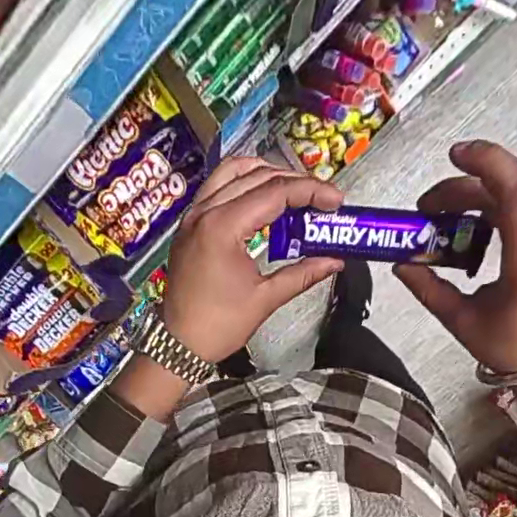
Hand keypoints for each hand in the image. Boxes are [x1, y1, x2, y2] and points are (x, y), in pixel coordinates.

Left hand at [160, 158, 345, 362]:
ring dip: (267, 174)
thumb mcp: (266, 299)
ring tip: (295, 190)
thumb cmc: (219, 325)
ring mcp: (194, 214)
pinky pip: (218, 186)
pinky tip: (263, 198)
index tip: (336, 199)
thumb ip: (302, 274)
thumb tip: (334, 261)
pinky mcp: (190, 223)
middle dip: (294, 181)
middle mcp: (205, 211)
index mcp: (223, 227)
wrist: (180, 343)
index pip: (275, 192)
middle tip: (321, 196)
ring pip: (233, 172)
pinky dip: (244, 184)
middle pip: (256, 176)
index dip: (310, 191)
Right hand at [395, 140, 516, 377]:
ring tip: (455, 214)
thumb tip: (404, 265)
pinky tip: (481, 225)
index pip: (516, 187)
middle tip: (435, 204)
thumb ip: (430, 289)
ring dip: (489, 191)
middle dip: (472, 183)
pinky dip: (506, 203)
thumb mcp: (464, 321)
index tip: (455, 155)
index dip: (485, 162)